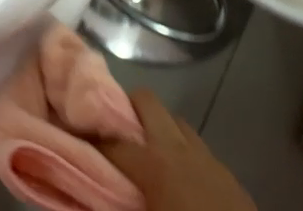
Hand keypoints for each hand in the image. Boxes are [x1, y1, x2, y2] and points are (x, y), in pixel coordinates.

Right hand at [100, 89, 255, 210]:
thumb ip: (116, 201)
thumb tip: (90, 194)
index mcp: (156, 162)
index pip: (110, 139)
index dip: (87, 136)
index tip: (73, 136)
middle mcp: (181, 148)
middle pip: (147, 102)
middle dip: (125, 108)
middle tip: (108, 132)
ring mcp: (209, 157)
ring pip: (176, 122)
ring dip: (156, 129)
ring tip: (143, 154)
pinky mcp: (229, 174)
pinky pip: (198, 148)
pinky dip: (182, 152)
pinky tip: (178, 177)